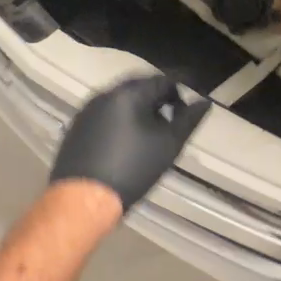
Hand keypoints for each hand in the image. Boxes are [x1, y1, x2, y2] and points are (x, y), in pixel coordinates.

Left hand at [49, 75, 210, 208]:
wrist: (83, 201)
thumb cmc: (132, 170)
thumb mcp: (168, 145)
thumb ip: (188, 120)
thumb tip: (204, 102)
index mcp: (129, 94)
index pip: (163, 80)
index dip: (180, 92)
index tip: (189, 110)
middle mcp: (105, 95)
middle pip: (139, 87)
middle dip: (159, 99)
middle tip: (172, 120)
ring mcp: (87, 111)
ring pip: (121, 101)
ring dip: (139, 109)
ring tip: (151, 133)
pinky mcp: (76, 127)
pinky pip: (105, 114)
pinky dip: (121, 120)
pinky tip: (127, 142)